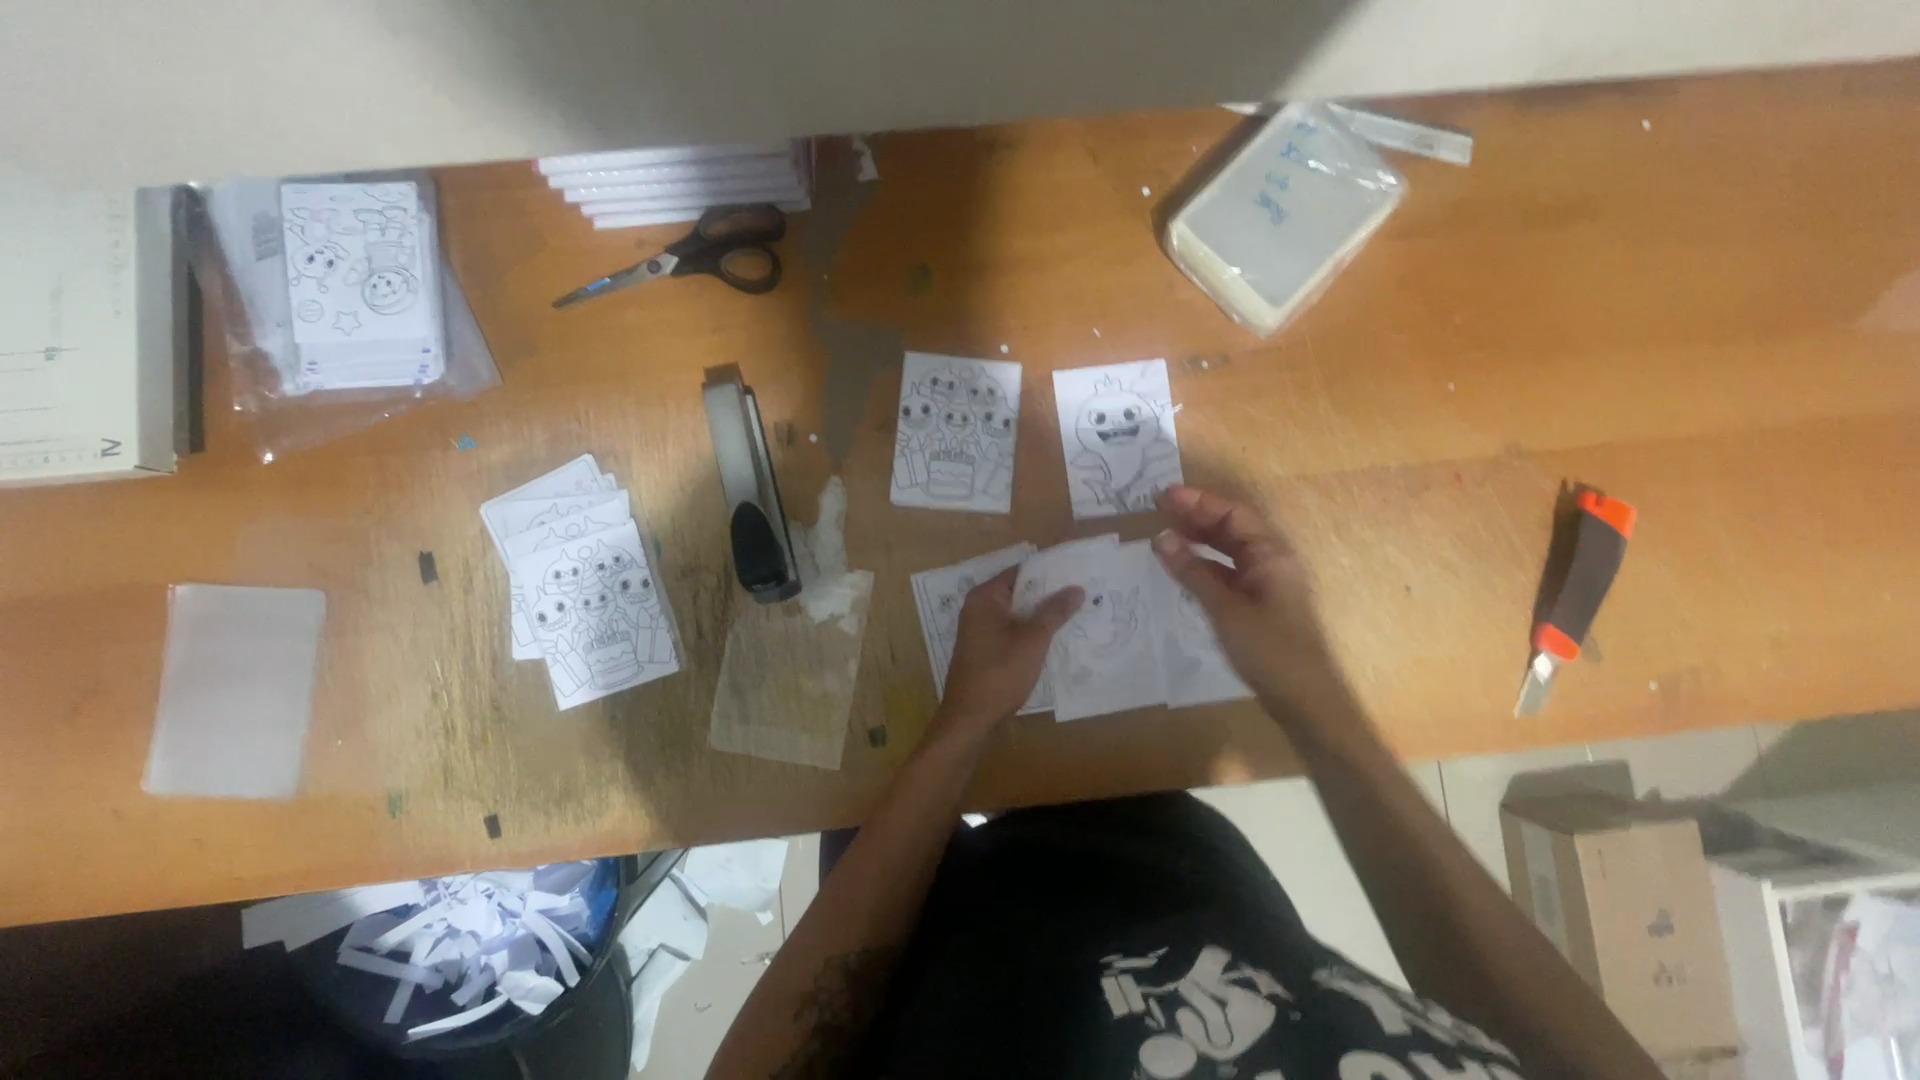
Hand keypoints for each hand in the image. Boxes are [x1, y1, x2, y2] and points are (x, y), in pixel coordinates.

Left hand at [935, 567, 1082, 738]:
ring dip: (1041, 615)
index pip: (1021, 571)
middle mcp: (978, 608)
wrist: (971, 716)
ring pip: (1017, 613)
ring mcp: (979, 630)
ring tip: (1076, 612)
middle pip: (1019, 592)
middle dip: (1048, 594)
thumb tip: (1076, 588)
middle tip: (1083, 593)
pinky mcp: (985, 649)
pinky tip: (1055, 637)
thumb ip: (1054, 611)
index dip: (1049, 572)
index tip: (1077, 573)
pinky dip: (1031, 631)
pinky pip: (1012, 631)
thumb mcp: (1033, 639)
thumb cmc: (1000, 672)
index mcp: (985, 597)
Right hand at [1152, 485, 1353, 719]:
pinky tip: (1180, 566)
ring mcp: (1264, 583)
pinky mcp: (1256, 604)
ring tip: (1163, 532)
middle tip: (1157, 508)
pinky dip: (1203, 565)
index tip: (1163, 496)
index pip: (1233, 513)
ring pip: (1228, 550)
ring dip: (1198, 539)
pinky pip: (1227, 572)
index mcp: (1271, 554)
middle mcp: (1270, 561)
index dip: (1198, 501)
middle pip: (1231, 527)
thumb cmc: (1268, 649)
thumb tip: (1161, 538)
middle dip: (1195, 516)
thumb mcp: (1224, 609)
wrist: (1303, 699)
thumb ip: (1192, 571)